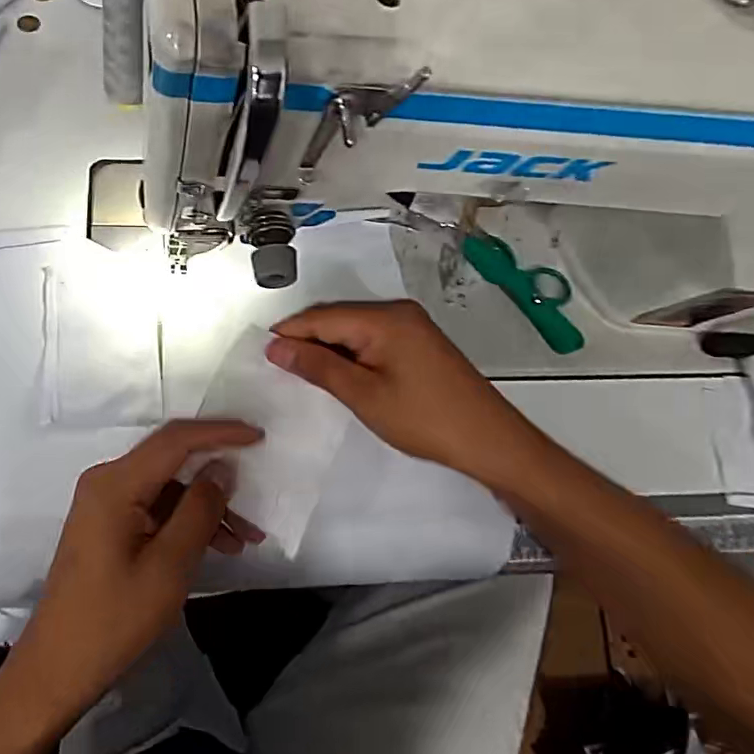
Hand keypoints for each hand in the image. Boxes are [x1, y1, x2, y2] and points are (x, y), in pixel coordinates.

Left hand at [0, 420, 263, 753]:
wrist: (57, 669)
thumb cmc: (113, 620)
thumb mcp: (168, 567)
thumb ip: (199, 511)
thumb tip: (222, 468)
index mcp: (115, 484)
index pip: (174, 440)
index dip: (219, 433)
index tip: (258, 436)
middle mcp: (107, 481)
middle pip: (171, 462)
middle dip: (216, 478)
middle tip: (255, 504)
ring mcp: (105, 502)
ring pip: (167, 488)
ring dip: (205, 507)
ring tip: (244, 540)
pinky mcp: (107, 523)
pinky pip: (154, 508)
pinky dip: (185, 522)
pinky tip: (215, 547)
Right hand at [265, 300, 550, 480]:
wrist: (490, 442)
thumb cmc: (426, 419)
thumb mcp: (363, 395)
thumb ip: (317, 366)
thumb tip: (276, 346)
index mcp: (385, 318)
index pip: (321, 317)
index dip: (289, 333)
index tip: (262, 354)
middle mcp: (398, 312)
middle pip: (336, 316)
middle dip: (306, 337)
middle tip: (278, 365)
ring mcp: (411, 325)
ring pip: (352, 327)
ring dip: (327, 345)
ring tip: (302, 371)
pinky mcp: (418, 341)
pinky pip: (371, 336)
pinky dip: (349, 350)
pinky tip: (337, 371)